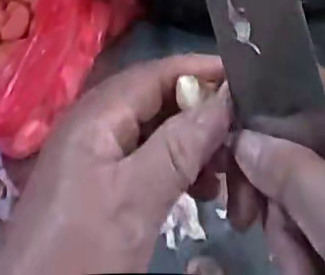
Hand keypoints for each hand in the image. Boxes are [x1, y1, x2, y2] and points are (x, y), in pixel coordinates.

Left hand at [0, 54, 230, 273]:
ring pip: (157, 131)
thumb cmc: (78, 253)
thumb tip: (226, 98)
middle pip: (161, 99)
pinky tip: (201, 190)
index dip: (204, 72)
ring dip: (194, 144)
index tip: (246, 83)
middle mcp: (96, 124)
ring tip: (226, 171)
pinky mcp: (99, 187)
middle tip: (242, 136)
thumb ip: (181, 145)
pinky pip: (147, 160)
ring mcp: (96, 156)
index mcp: (98, 113)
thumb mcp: (135, 200)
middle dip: (204, 113)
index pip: (161, 71)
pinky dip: (178, 168)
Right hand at [232, 72, 324, 274]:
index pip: (295, 82)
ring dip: (289, 229)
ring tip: (302, 262)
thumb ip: (279, 164)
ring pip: (300, 190)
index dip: (257, 101)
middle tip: (247, 221)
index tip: (225, 138)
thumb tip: (241, 137)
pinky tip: (314, 269)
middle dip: (269, 189)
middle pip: (290, 145)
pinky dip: (309, 245)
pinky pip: (321, 218)